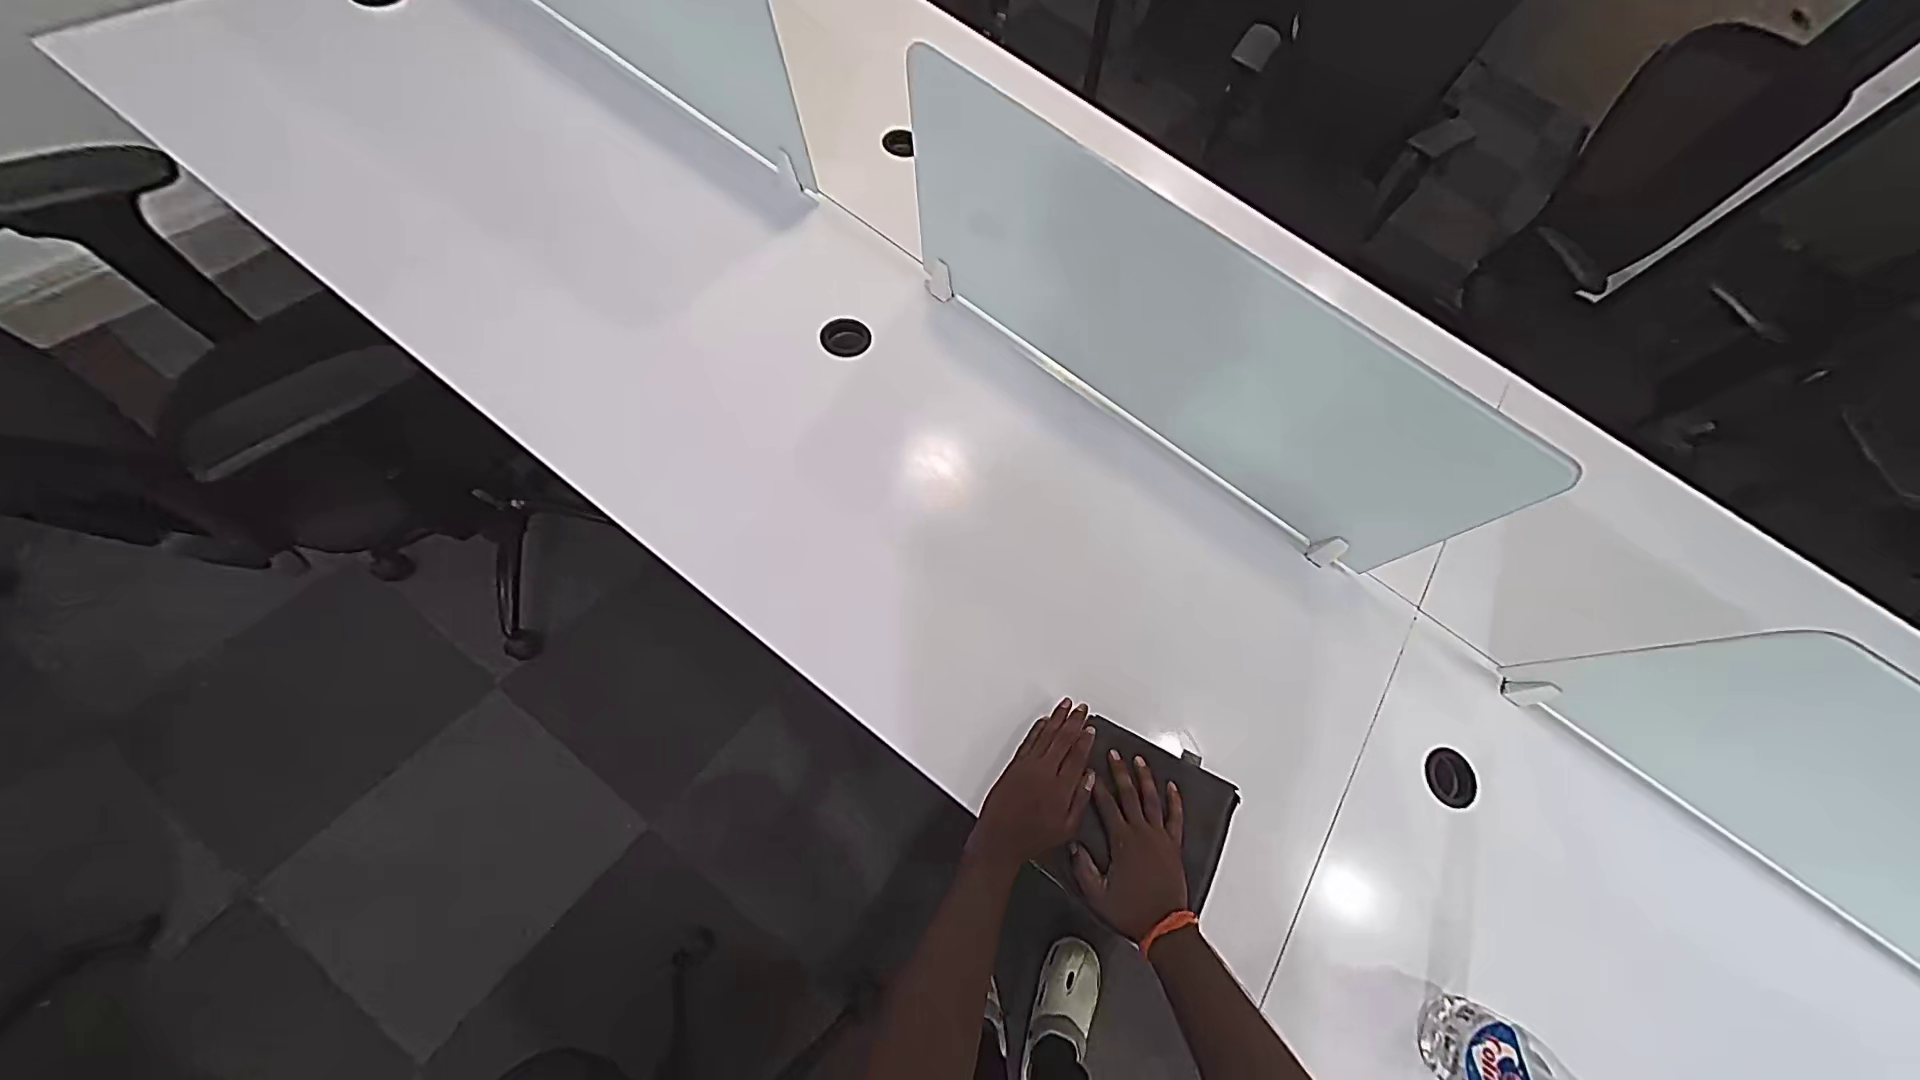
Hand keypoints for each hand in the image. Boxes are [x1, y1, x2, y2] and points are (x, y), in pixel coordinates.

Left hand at [969, 699, 1097, 870]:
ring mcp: (1028, 766)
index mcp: (1061, 788)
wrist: (999, 838)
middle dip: (1074, 721)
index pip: (1077, 755)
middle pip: (1063, 739)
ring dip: (1057, 718)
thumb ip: (1081, 801)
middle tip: (1082, 708)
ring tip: (1066, 705)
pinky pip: (1029, 741)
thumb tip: (1090, 778)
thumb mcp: (1066, 828)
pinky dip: (1038, 728)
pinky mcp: (1015, 765)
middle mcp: (1044, 772)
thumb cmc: (1032, 837)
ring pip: (1046, 735)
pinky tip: (1044, 720)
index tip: (1091, 728)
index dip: (1085, 739)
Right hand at [1073, 750, 1187, 940]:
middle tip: (1114, 754)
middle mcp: (1142, 833)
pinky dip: (1174, 801)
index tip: (1091, 771)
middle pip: (1129, 794)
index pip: (1106, 805)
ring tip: (1139, 761)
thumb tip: (1074, 847)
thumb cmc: (1132, 912)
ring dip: (1144, 778)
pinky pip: (1175, 818)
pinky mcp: (1174, 846)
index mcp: (1122, 841)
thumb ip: (1083, 869)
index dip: (1097, 786)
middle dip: (1119, 772)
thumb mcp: (1097, 894)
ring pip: (1152, 799)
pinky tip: (1172, 788)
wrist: (1165, 927)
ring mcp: (1160, 837)